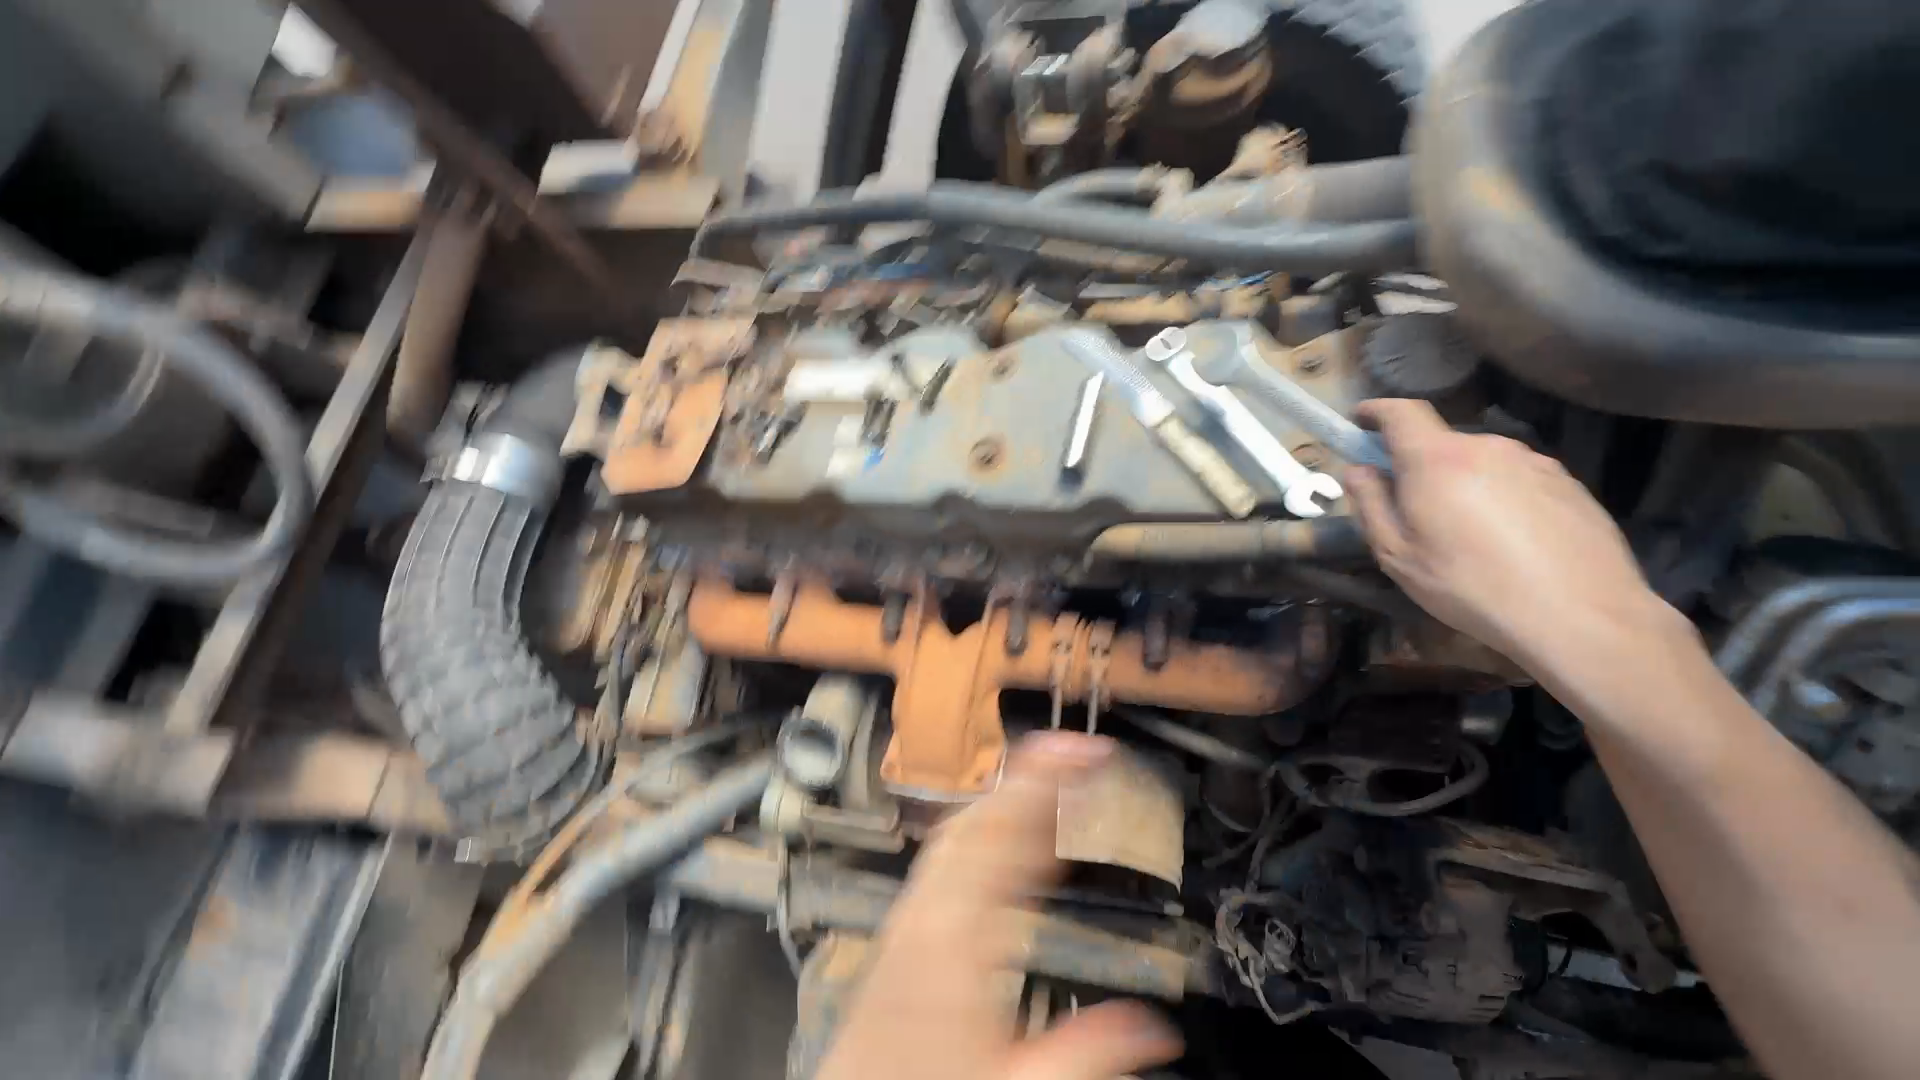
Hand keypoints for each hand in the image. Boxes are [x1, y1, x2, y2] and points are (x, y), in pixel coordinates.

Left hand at [817, 733, 1182, 1079]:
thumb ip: (1088, 1049)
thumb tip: (1154, 1028)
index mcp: (962, 937)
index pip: (1011, 835)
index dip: (1050, 783)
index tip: (1087, 752)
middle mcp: (930, 909)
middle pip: (981, 817)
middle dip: (1032, 775)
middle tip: (1079, 753)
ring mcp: (911, 911)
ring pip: (958, 828)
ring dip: (1004, 796)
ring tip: (1050, 779)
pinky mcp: (903, 923)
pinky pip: (944, 851)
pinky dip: (981, 824)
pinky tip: (1001, 833)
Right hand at [1344, 399, 1679, 676]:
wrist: (1579, 615)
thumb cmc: (1470, 585)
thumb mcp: (1397, 554)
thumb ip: (1370, 504)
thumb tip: (1359, 470)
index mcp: (1437, 459)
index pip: (1402, 412)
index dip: (1377, 412)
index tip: (1361, 421)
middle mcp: (1487, 447)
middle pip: (1442, 442)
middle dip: (1420, 465)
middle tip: (1413, 509)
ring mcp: (1534, 462)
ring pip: (1481, 463)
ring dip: (1463, 484)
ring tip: (1466, 534)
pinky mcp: (1568, 483)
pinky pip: (1517, 480)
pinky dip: (1500, 498)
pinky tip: (1509, 542)